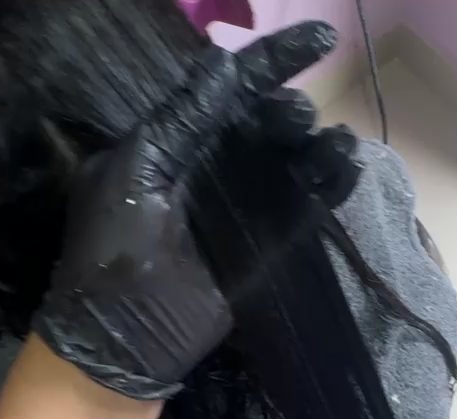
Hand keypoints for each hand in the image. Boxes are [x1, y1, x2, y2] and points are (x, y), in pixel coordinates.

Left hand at [32, 24, 341, 398]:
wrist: (122, 341)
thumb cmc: (111, 256)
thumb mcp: (137, 173)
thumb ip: (183, 122)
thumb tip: (224, 66)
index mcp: (177, 144)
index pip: (230, 90)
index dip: (273, 62)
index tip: (321, 40)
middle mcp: (214, 170)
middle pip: (266, 126)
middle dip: (288, 113)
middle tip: (296, 121)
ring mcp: (243, 212)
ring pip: (291, 166)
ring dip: (316, 148)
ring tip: (334, 142)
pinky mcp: (265, 250)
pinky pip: (302, 212)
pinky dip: (327, 190)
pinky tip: (345, 167)